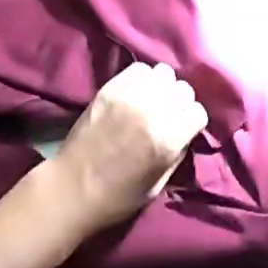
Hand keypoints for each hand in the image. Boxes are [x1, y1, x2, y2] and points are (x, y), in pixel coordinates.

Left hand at [48, 62, 208, 234]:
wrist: (69, 190)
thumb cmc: (116, 197)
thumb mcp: (158, 185)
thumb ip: (178, 153)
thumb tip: (186, 130)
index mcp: (168, 139)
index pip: (198, 112)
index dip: (192, 122)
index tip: (183, 129)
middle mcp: (155, 110)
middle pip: (184, 89)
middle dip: (179, 103)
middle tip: (166, 115)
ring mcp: (132, 95)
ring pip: (164, 73)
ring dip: (161, 88)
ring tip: (151, 101)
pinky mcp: (111, 87)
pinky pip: (140, 69)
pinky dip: (142, 79)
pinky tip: (135, 94)